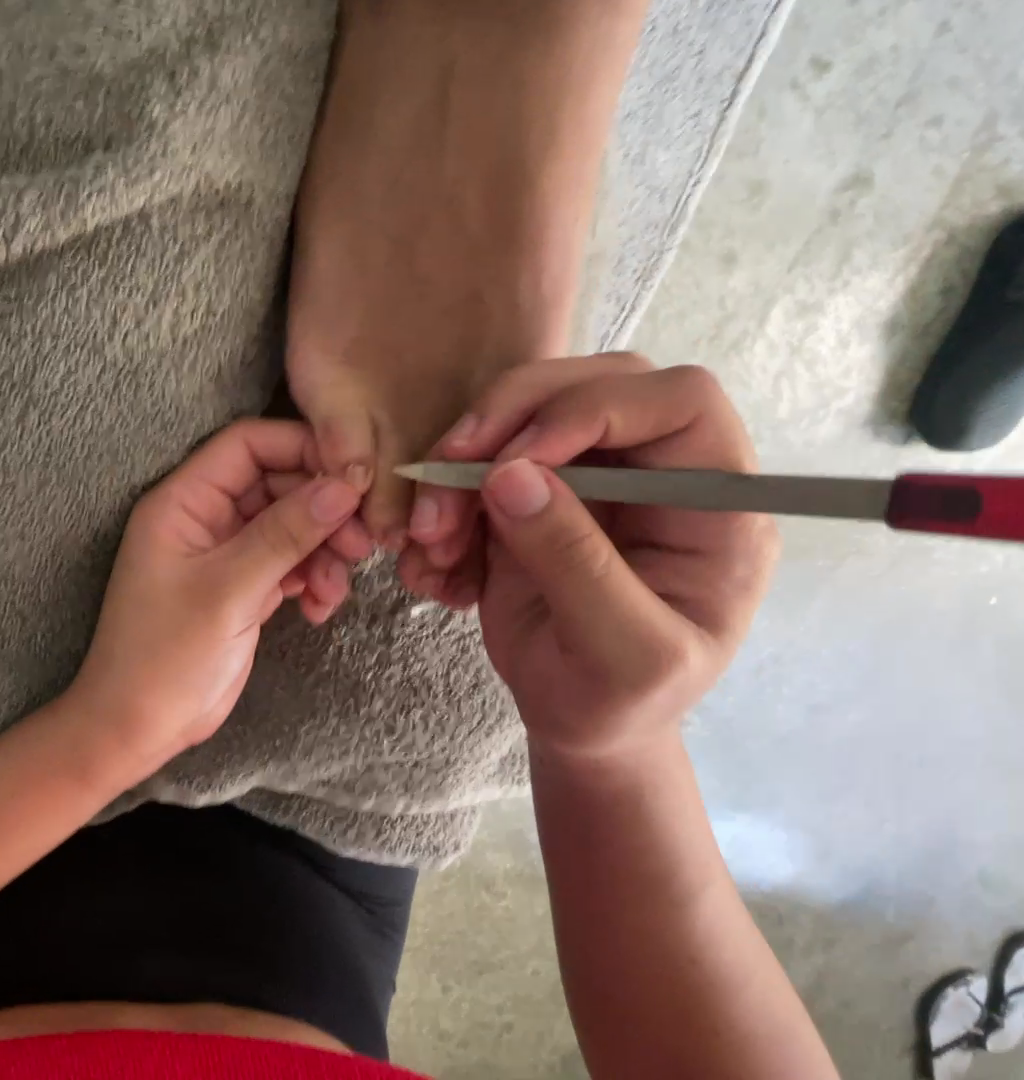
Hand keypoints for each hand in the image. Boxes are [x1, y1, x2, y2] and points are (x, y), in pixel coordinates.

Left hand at [69, 419, 371, 762]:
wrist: (140, 725)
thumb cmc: (165, 655)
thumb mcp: (228, 590)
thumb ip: (285, 534)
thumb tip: (343, 485)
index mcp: (182, 502)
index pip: (247, 445)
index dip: (302, 449)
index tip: (355, 476)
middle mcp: (204, 518)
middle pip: (277, 483)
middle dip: (322, 507)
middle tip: (361, 543)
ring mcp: (224, 553)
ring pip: (290, 525)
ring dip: (323, 549)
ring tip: (337, 587)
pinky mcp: (242, 586)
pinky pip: (289, 563)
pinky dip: (312, 578)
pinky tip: (321, 609)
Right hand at [399, 355, 779, 757]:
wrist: (580, 722)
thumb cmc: (623, 700)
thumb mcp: (622, 651)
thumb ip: (576, 562)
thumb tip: (510, 476)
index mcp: (712, 504)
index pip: (673, 402)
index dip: (591, 409)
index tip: (515, 461)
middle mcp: (651, 473)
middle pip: (585, 385)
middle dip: (504, 419)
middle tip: (445, 466)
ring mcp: (586, 480)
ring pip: (516, 422)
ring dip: (456, 470)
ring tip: (429, 540)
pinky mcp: (528, 497)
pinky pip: (474, 468)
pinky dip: (440, 503)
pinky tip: (432, 561)